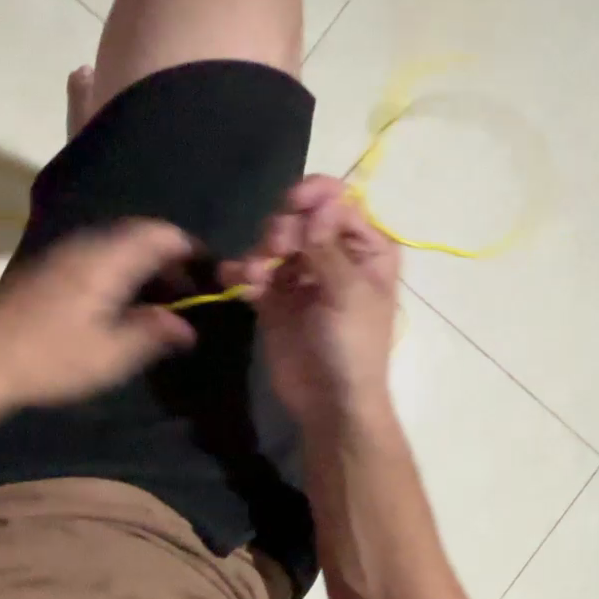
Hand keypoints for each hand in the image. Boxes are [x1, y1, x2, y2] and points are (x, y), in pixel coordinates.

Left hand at [0, 220, 196, 408]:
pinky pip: (94, 257)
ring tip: (156, 300)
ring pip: (114, 246)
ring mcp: (62, 254)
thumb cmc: (52, 359)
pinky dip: (116, 271)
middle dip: (167, 258)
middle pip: (138, 236)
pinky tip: (117, 303)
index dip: (189, 248)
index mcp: (109, 259)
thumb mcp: (111, 355)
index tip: (208, 270)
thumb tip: (186, 326)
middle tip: (185, 291)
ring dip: (140, 265)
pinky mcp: (46, 270)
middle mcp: (87, 245)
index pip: (161, 234)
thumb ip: (153, 334)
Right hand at [225, 175, 402, 425]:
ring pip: (273, 244)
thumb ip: (327, 246)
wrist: (329, 401)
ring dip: (259, 252)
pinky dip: (241, 272)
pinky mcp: (273, 301)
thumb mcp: (348, 292)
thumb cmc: (352, 346)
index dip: (315, 197)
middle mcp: (333, 256)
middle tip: (274, 247)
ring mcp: (301, 278)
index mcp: (366, 248)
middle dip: (282, 227)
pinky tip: (233, 279)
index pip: (338, 204)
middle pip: (300, 219)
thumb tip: (320, 202)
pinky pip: (253, 274)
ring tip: (253, 274)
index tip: (293, 202)